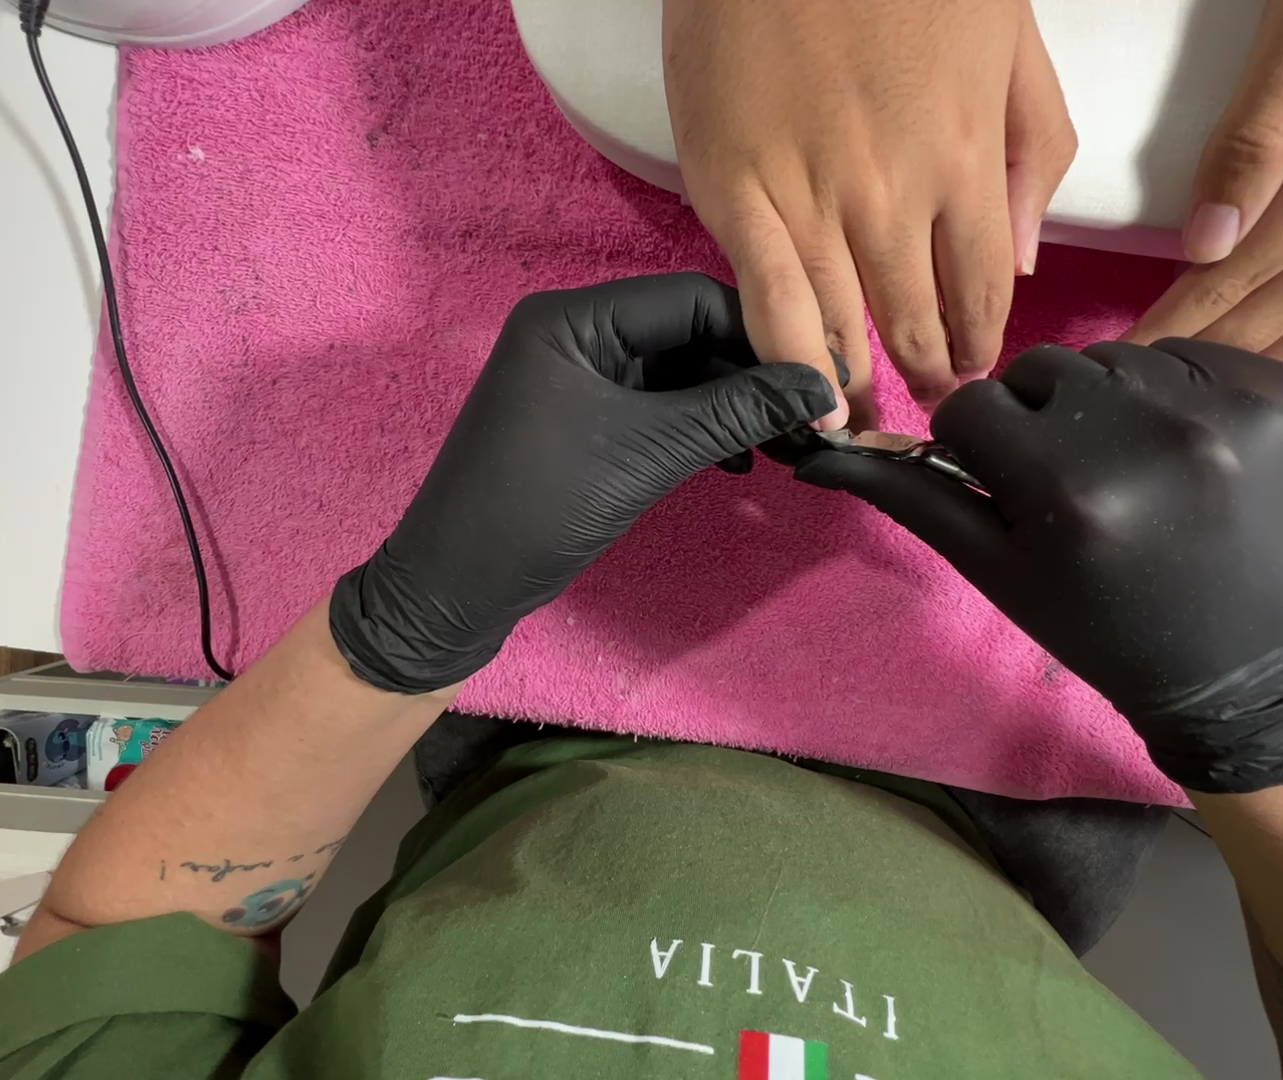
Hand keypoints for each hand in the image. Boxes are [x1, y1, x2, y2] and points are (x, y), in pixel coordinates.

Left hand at [330, 274, 834, 693]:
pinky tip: (737, 460)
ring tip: (782, 445)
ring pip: (675, 377)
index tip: (819, 377)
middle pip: (685, 335)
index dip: (760, 336)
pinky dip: (696, 431)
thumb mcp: (647, 452)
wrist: (461, 584)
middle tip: (808, 417)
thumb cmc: (544, 504)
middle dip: (747, 378)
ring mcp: (579, 380)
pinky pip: (655, 410)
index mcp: (575, 317)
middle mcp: (576, 333)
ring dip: (727, 409)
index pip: (690, 299)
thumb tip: (821, 390)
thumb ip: (736, 412)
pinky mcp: (586, 422)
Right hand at [664, 0, 1074, 428]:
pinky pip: (770, 306)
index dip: (978, 343)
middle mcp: (894, 195)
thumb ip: (1031, 145)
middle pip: (916, 321)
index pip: (985, 285)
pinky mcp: (739, 201)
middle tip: (921, 410)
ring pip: (845, 328)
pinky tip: (804, 408)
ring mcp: (813, 204)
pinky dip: (790, 365)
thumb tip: (1029, 256)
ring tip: (861, 424)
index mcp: (965, 152)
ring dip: (858, 389)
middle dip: (925, 377)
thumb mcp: (1006, 29)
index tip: (970, 376)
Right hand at [796, 338, 1282, 791]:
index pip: (970, 406)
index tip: (1001, 479)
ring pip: (1119, 354)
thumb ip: (911, 498)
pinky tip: (1192, 452)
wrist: (1246, 672)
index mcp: (1067, 489)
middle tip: (1065, 473)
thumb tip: (818, 451)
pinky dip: (1179, 394)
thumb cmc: (1095, 625)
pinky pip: (1201, 356)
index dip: (972, 442)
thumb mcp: (992, 569)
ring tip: (1130, 465)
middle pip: (1043, 366)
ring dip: (1106, 401)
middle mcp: (1155, 434)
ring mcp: (1242, 409)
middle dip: (1035, 414)